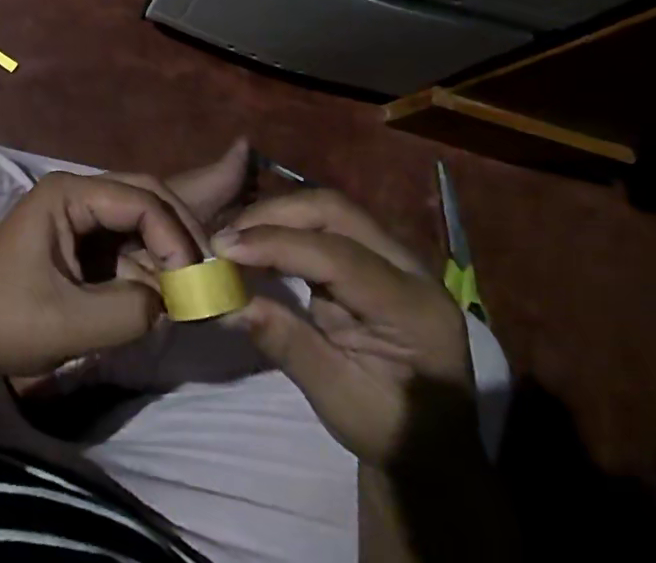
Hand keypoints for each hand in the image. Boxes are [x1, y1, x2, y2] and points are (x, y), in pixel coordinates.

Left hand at [0, 172, 199, 392]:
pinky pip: (128, 246)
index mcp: (67, 194)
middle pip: (147, 198)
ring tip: (192, 293)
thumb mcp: (70, 323)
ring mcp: (79, 217)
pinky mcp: (81, 243)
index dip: (175, 237)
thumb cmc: (3, 321)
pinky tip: (164, 298)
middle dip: (181, 235)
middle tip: (210, 275)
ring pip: (142, 223)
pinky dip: (150, 269)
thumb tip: (172, 300)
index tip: (195, 282)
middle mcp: (76, 194)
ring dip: (168, 255)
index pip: (140, 200)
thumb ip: (132, 311)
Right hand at [212, 190, 476, 467]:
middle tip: (224, 238)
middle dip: (274, 216)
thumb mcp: (337, 397)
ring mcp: (394, 259)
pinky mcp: (374, 259)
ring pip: (330, 210)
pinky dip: (287, 228)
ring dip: (277, 217)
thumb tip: (230, 306)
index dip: (277, 245)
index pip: (339, 256)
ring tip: (233, 238)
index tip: (222, 248)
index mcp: (412, 309)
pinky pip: (327, 226)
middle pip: (336, 212)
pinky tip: (257, 244)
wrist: (433, 445)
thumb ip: (288, 343)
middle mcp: (410, 270)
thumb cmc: (390, 429)